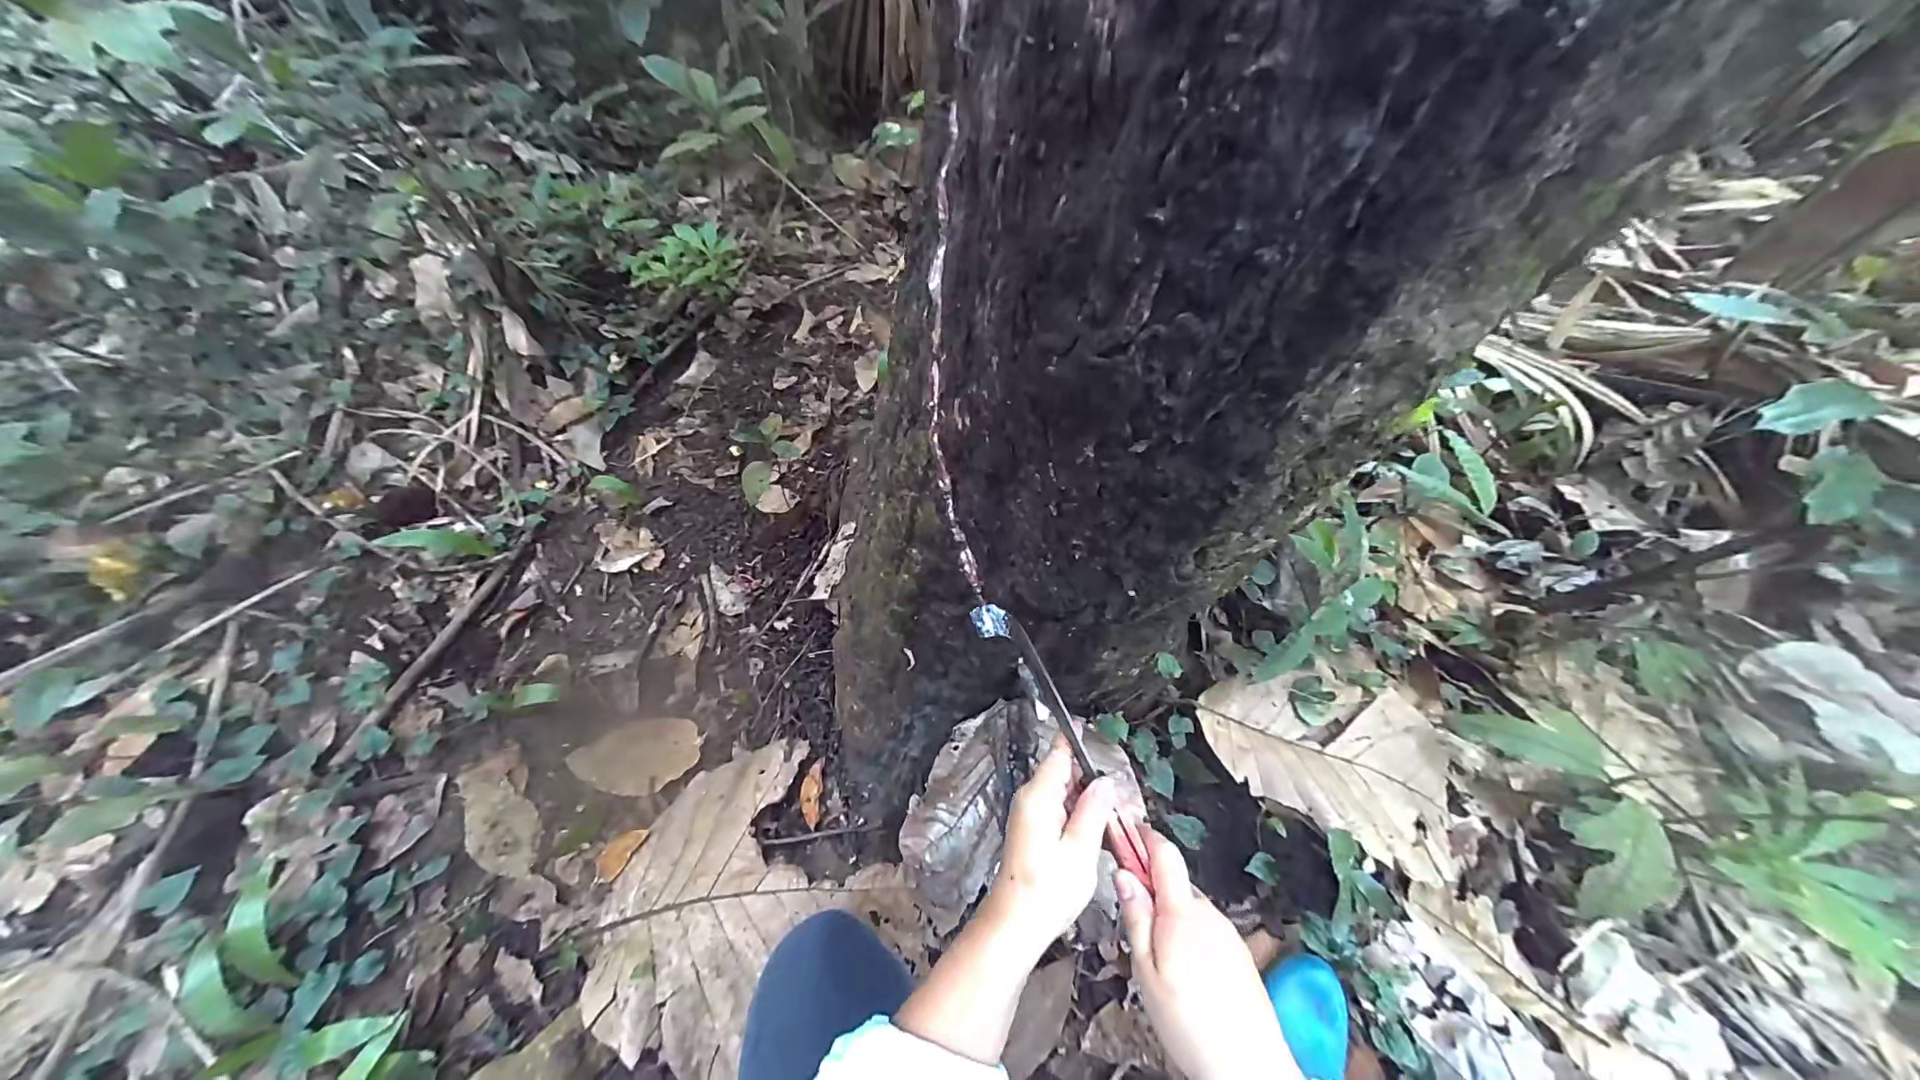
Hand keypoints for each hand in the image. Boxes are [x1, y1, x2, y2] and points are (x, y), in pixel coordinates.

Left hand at [981, 736, 1119, 953]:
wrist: (1015, 923)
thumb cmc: (1046, 890)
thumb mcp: (1080, 850)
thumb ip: (1093, 810)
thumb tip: (1105, 781)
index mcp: (1039, 797)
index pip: (1057, 754)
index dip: (1074, 739)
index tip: (1089, 726)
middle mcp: (1030, 799)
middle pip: (1063, 772)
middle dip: (1091, 776)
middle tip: (1121, 789)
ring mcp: (1029, 814)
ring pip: (1062, 792)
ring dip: (1087, 798)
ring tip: (1116, 811)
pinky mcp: (1032, 830)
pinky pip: (1058, 809)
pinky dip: (1077, 813)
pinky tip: (1097, 829)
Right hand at [1115, 830, 1299, 1079]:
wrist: (1251, 1070)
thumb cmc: (1191, 1027)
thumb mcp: (1145, 971)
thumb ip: (1135, 918)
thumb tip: (1123, 876)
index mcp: (1181, 912)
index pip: (1163, 853)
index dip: (1143, 834)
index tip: (1126, 825)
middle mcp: (1207, 913)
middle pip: (1173, 880)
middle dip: (1149, 883)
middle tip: (1128, 904)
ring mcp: (1226, 932)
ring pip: (1187, 906)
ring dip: (1167, 911)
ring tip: (1153, 951)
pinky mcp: (1237, 951)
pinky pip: (1204, 926)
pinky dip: (1186, 931)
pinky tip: (1180, 966)